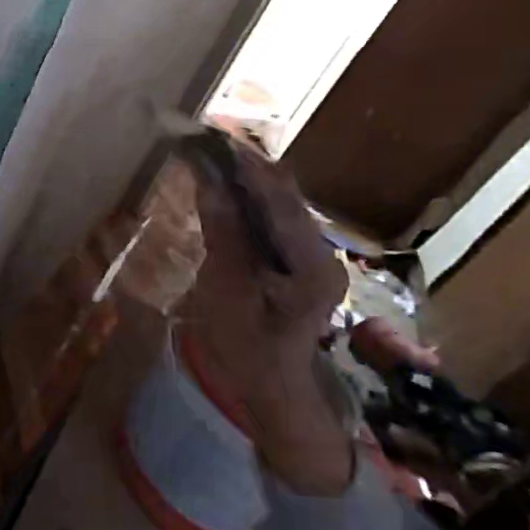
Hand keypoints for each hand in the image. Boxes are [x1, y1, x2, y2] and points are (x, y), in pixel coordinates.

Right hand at [184, 145, 353, 494]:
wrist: (272, 389)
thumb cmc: (247, 353)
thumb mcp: (226, 297)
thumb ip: (223, 239)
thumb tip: (210, 184)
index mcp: (313, 266)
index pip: (280, 202)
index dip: (247, 168)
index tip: (216, 139)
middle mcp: (323, 252)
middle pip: (284, 196)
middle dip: (246, 167)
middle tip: (207, 140)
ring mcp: (313, 255)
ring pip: (279, 204)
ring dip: (245, 180)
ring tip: (210, 154)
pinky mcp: (298, 259)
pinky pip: (272, 219)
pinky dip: (247, 200)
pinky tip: (223, 187)